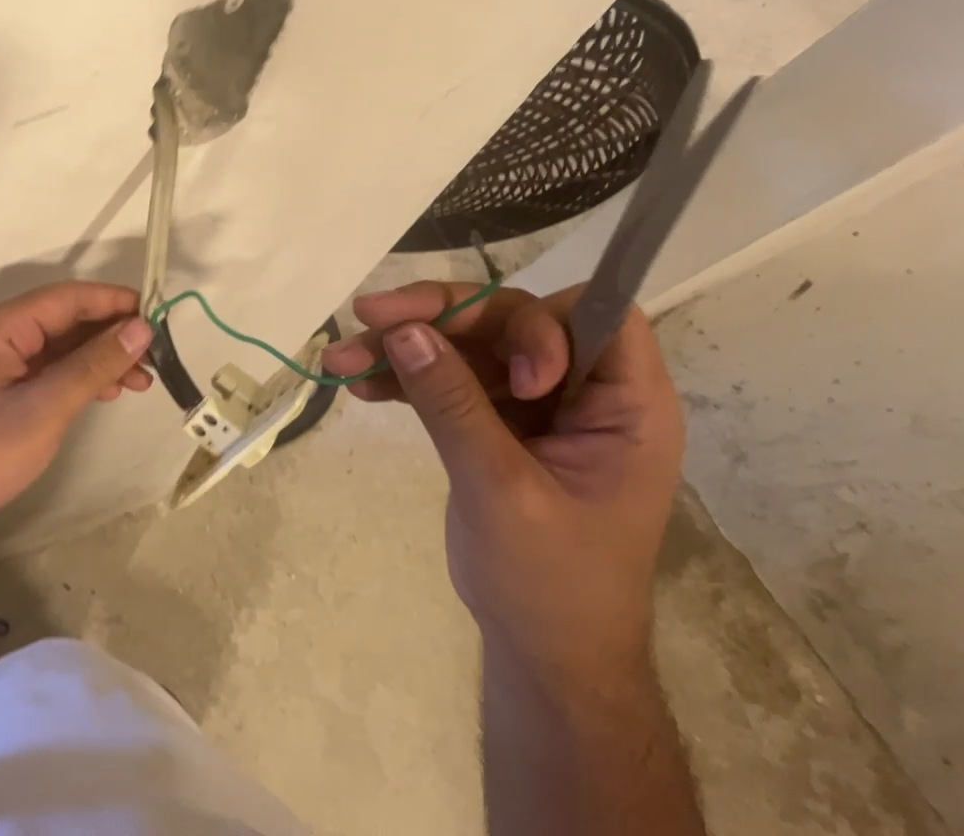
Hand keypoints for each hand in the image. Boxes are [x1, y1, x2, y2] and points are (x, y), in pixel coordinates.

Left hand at [0, 281, 155, 537]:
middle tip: (159, 356)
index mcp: (2, 327)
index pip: (68, 298)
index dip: (114, 302)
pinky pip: (52, 370)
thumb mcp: (45, 408)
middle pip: (67, 319)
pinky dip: (83, 377)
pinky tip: (112, 391)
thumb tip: (140, 329)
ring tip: (144, 381)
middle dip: (112, 334)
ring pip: (63, 347)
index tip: (160, 316)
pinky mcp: (6, 391)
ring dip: (102, 358)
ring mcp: (2, 364)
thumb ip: (93, 365)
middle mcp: (1, 336)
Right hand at [321, 282, 684, 681]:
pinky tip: (359, 386)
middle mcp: (583, 394)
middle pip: (513, 322)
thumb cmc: (547, 579)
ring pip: (471, 348)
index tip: (498, 366)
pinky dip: (406, 380)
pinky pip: (451, 384)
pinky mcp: (498, 427)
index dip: (538, 325)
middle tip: (368, 315)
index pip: (596, 318)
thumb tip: (404, 331)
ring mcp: (536, 409)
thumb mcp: (499, 488)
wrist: (542, 649)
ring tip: (340, 358)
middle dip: (441, 317)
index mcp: (624, 406)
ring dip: (405, 347)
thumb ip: (453, 405)